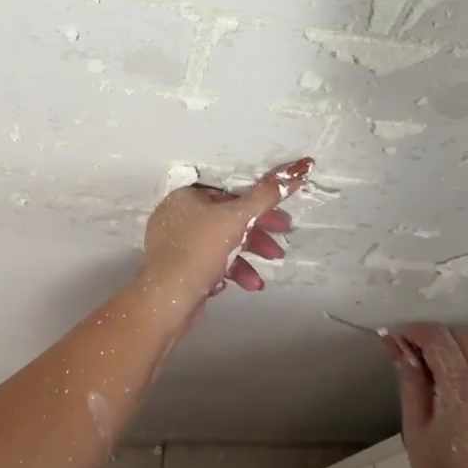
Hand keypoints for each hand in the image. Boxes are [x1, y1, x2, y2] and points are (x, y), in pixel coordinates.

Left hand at [138, 157, 310, 297]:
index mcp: (186, 197)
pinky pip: (211, 264)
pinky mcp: (180, 270)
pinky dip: (232, 272)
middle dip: (257, 236)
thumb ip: (267, 195)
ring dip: (247, 257)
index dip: (259, 207)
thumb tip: (300, 166)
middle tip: (279, 249)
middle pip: (228, 221)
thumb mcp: (237, 219)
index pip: (229, 195)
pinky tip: (246, 285)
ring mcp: (176, 246)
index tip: (282, 222)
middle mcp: (178, 217)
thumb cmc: (199, 251)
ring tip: (265, 274)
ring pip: (222, 245)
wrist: (166, 301)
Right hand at [385, 323, 467, 467]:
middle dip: (438, 340)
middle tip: (417, 361)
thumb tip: (397, 345)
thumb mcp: (414, 428)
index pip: (439, 338)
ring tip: (453, 368)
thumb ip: (410, 380)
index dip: (415, 332)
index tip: (399, 340)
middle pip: (465, 338)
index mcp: (462, 389)